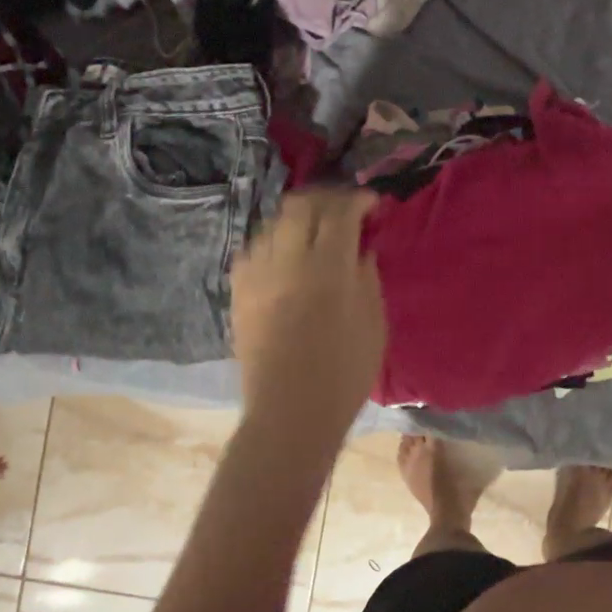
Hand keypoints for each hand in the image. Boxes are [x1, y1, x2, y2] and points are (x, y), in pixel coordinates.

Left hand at [230, 189, 385, 428]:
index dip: (358, 200)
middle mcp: (287, 258)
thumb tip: (359, 249)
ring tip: (314, 233)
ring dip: (298, 219)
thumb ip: (367, 277)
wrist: (290, 412)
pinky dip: (274, 243)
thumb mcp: (373, 323)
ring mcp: (257, 272)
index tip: (372, 203)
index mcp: (328, 266)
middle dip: (326, 199)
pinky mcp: (238, 290)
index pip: (340, 211)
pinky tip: (286, 259)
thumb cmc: (344, 373)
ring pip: (274, 223)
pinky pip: (254, 249)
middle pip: (301, 205)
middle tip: (344, 210)